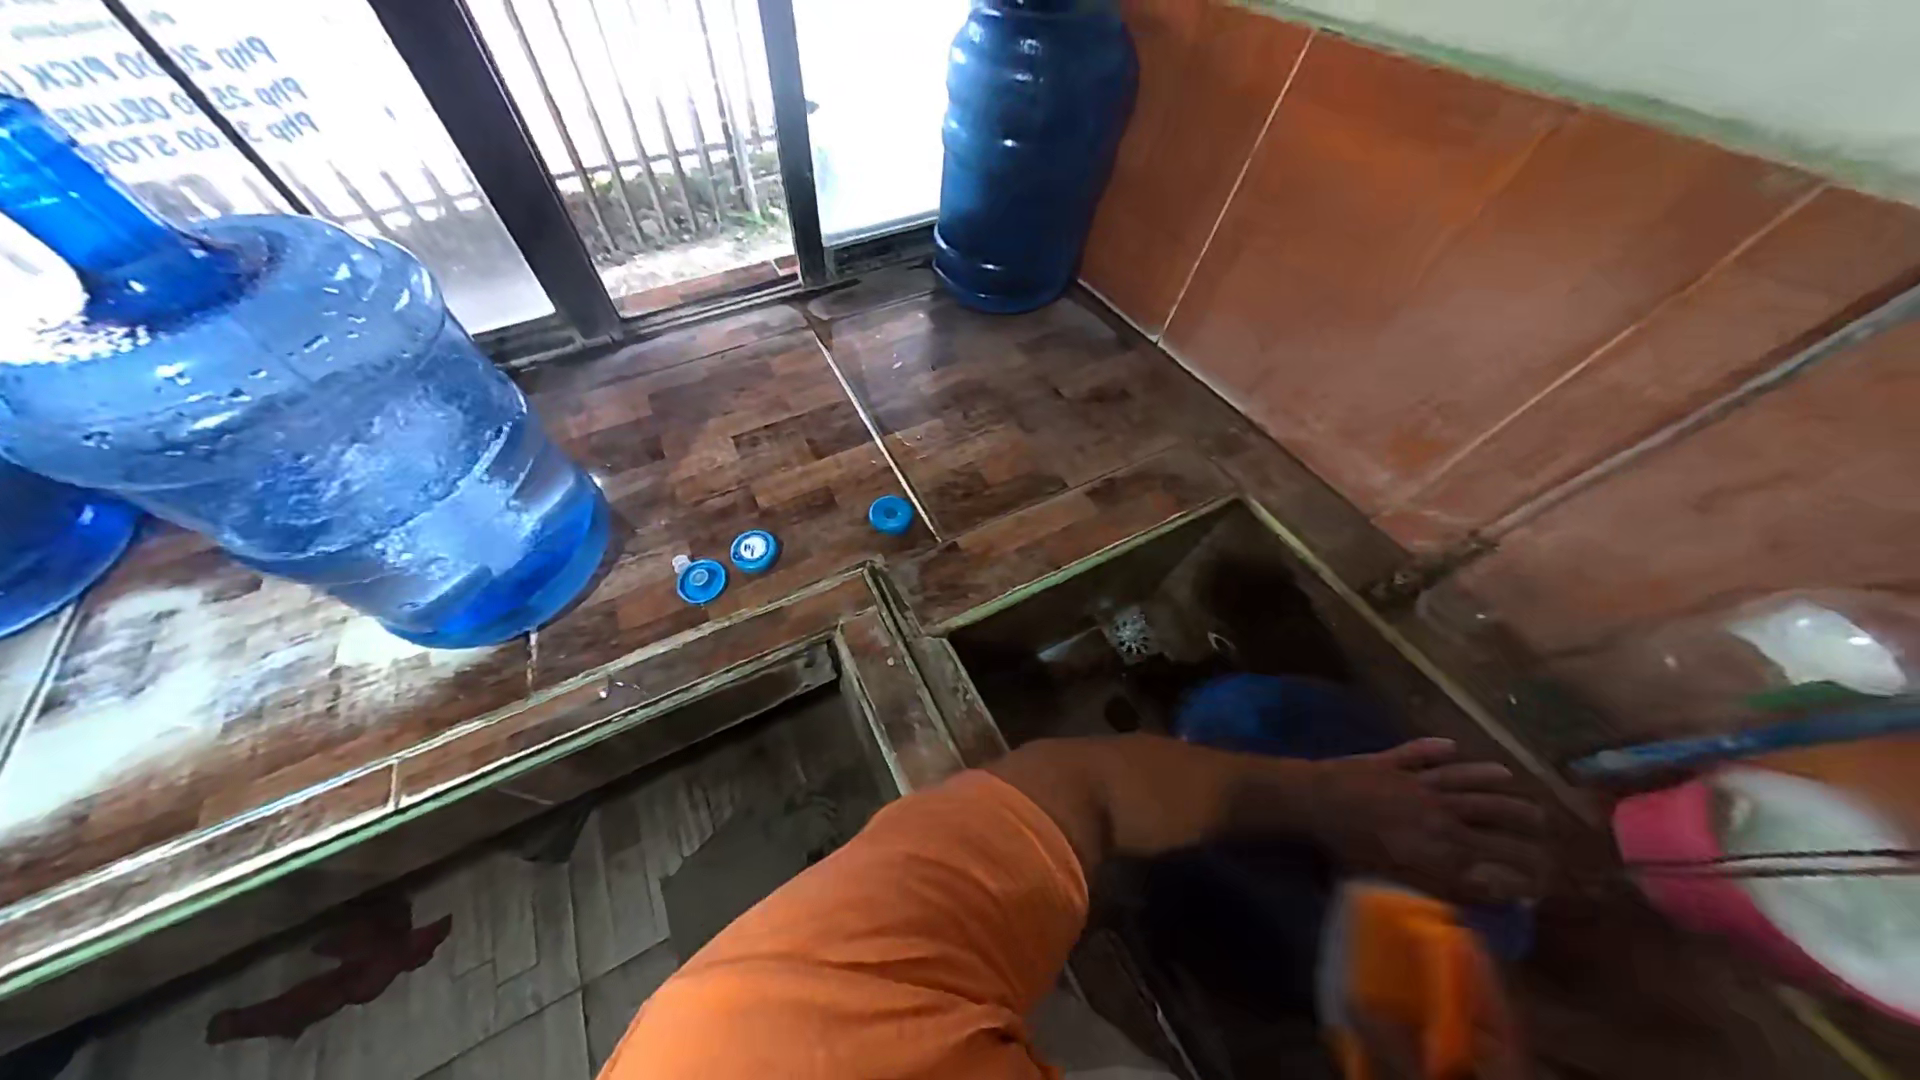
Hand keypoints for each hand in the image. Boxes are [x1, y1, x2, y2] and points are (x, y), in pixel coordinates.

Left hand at [1305, 738, 1546, 902]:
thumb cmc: (1351, 848)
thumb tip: (1495, 887)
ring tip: (1511, 779)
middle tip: (1543, 828)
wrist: (1315, 802)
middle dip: (1528, 824)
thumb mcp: (1403, 880)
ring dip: (1492, 778)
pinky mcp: (1390, 761)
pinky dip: (1435, 747)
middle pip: (1498, 814)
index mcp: (1444, 845)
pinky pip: (1419, 751)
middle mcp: (1440, 811)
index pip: (1504, 860)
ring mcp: (1416, 781)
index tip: (1544, 877)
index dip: (1530, 871)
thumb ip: (1451, 884)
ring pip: (1467, 778)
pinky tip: (1451, 745)